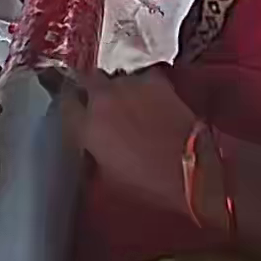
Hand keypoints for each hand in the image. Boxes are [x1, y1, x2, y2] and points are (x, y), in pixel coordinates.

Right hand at [68, 69, 201, 218]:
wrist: (194, 172)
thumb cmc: (149, 185)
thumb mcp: (109, 178)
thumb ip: (92, 155)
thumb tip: (89, 150)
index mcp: (86, 126)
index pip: (65, 102)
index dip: (71, 103)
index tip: (76, 108)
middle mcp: (101, 99)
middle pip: (86, 79)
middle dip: (91, 87)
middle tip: (101, 101)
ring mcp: (127, 84)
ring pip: (115, 76)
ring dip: (118, 87)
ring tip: (130, 100)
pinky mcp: (153, 79)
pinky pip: (142, 76)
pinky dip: (144, 85)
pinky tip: (152, 96)